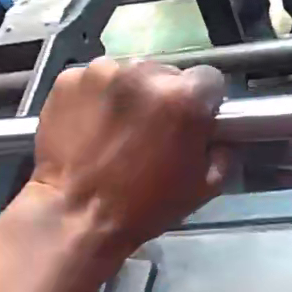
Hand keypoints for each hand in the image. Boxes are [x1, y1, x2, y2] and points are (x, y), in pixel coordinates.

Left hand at [23, 58, 228, 255]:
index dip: (203, 100)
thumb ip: (223, 148)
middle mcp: (145, 72)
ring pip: (128, 73)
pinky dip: (95, 96)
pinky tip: (90, 124)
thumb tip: (221, 132)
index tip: (191, 118)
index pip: (208, 78)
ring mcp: (103, 72)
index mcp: (184, 96)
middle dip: (164, 94)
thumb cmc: (144, 205)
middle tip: (151, 127)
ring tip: (117, 127)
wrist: (72, 218)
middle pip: (166, 72)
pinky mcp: (69, 79)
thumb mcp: (205, 185)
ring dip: (129, 93)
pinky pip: (93, 80)